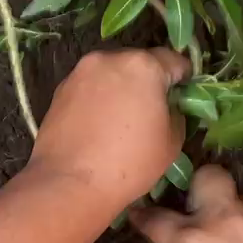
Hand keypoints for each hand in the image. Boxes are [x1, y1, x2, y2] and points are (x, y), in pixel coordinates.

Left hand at [24, 48, 187, 213]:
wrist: (70, 183)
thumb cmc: (129, 163)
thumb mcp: (172, 142)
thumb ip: (176, 114)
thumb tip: (168, 107)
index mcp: (143, 65)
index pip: (173, 61)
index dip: (182, 79)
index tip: (181, 96)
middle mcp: (109, 58)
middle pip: (138, 64)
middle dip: (147, 82)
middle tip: (150, 111)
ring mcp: (80, 72)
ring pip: (111, 75)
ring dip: (120, 89)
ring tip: (121, 121)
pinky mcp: (60, 90)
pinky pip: (89, 88)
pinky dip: (98, 100)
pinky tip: (98, 126)